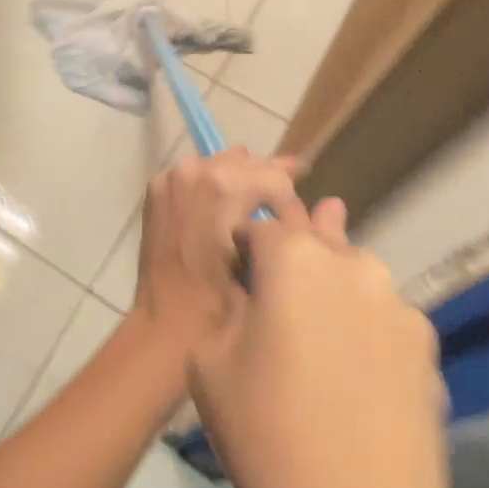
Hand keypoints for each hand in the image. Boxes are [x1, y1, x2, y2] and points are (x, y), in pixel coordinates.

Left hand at [133, 150, 304, 353]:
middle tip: (294, 196)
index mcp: (224, 186)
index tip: (303, 223)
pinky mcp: (158, 189)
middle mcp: (195, 171)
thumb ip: (292, 230)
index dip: (294, 203)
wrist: (164, 324)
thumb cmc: (221, 304)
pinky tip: (231, 205)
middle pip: (248, 163)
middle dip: (271, 181)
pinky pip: (196, 174)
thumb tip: (330, 208)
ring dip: (243, 178)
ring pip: (221, 163)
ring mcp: (172, 177)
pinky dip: (214, 183)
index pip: (276, 178)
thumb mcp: (265, 267)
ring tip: (264, 200)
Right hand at [191, 198, 451, 487]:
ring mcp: (402, 309)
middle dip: (294, 258)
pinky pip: (385, 322)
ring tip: (316, 334)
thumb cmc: (264, 431)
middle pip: (317, 241)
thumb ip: (231, 307)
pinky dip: (365, 332)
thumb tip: (254, 296)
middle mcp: (355, 267)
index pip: (261, 226)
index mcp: (294, 258)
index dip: (242, 247)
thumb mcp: (208, 359)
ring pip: (356, 279)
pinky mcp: (432, 353)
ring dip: (333, 292)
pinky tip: (353, 375)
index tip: (235, 275)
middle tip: (276, 295)